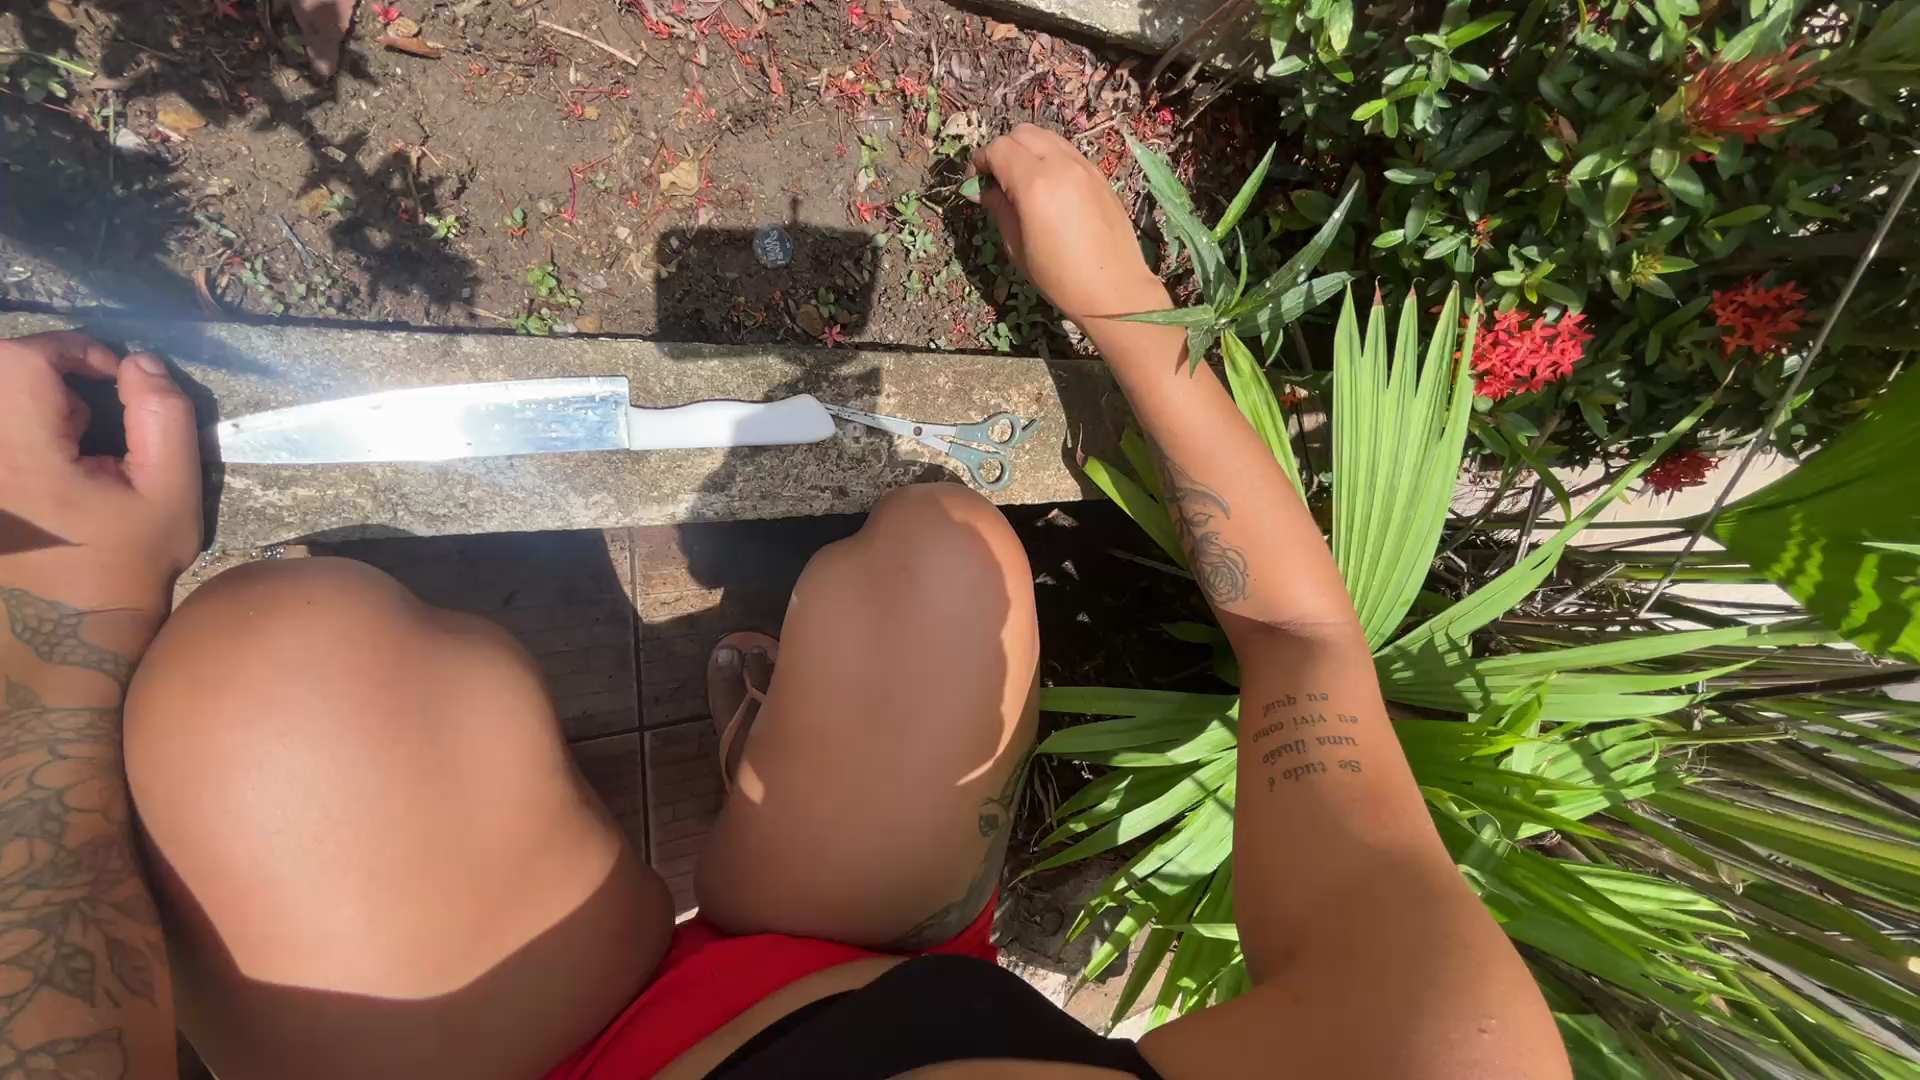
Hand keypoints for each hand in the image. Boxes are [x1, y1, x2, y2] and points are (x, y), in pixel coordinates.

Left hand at [0, 332, 201, 615]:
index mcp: (19, 453)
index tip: (116, 372)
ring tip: (71, 431)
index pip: (18, 359)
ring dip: (28, 396)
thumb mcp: (172, 490)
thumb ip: (163, 420)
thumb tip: (145, 364)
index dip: (71, 348)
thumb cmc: (130, 555)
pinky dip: (17, 420)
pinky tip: (44, 452)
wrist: (67, 614)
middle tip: (95, 400)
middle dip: (46, 368)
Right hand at [970, 124, 1171, 321]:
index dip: (981, 161)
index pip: (998, 149)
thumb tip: (984, 191)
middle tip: (997, 180)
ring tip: (1022, 181)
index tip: (976, 182)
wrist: (1112, 288)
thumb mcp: (1017, 248)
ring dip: (1027, 150)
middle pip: (1021, 134)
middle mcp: (1059, 165)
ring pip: (1046, 137)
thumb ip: (999, 210)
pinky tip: (1048, 187)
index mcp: (1034, 185)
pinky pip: (1066, 151)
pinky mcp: (1098, 173)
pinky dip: (1049, 157)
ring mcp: (1082, 165)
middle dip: (1002, 150)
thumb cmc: (1059, 277)